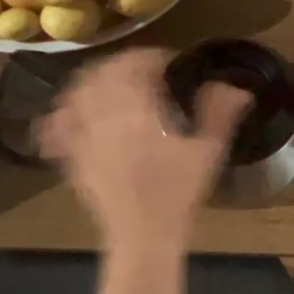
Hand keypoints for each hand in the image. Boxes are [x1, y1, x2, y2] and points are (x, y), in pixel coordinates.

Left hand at [38, 48, 251, 245]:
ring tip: (111, 85)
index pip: (135, 65)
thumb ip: (220, 114)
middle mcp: (103, 117)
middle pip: (101, 73)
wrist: (144, 236)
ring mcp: (83, 137)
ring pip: (76, 94)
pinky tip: (73, 114)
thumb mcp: (208, 152)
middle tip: (142, 71)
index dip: (152, 57)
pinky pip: (58, 126)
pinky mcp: (72, 157)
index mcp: (137, 110)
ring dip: (92, 82)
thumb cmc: (179, 193)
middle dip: (121, 64)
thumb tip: (236, 87)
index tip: (170, 63)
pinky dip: (64, 113)